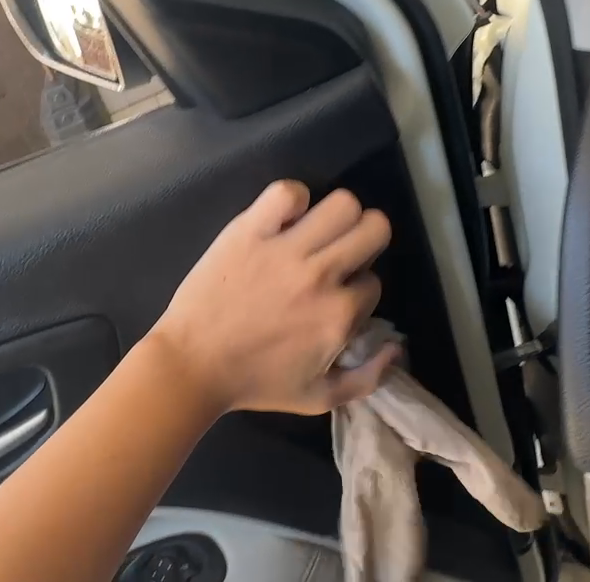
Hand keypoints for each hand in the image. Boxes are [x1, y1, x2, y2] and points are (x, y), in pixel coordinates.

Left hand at [146, 181, 397, 414]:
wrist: (192, 364)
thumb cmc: (255, 382)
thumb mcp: (319, 398)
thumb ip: (368, 378)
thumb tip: (397, 347)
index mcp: (339, 316)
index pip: (375, 281)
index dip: (358, 288)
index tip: (337, 295)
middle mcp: (320, 276)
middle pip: (375, 228)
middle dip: (366, 239)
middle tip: (342, 251)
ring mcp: (284, 248)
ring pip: (343, 203)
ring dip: (337, 215)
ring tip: (317, 231)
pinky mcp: (250, 229)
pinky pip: (286, 192)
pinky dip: (292, 198)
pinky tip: (284, 217)